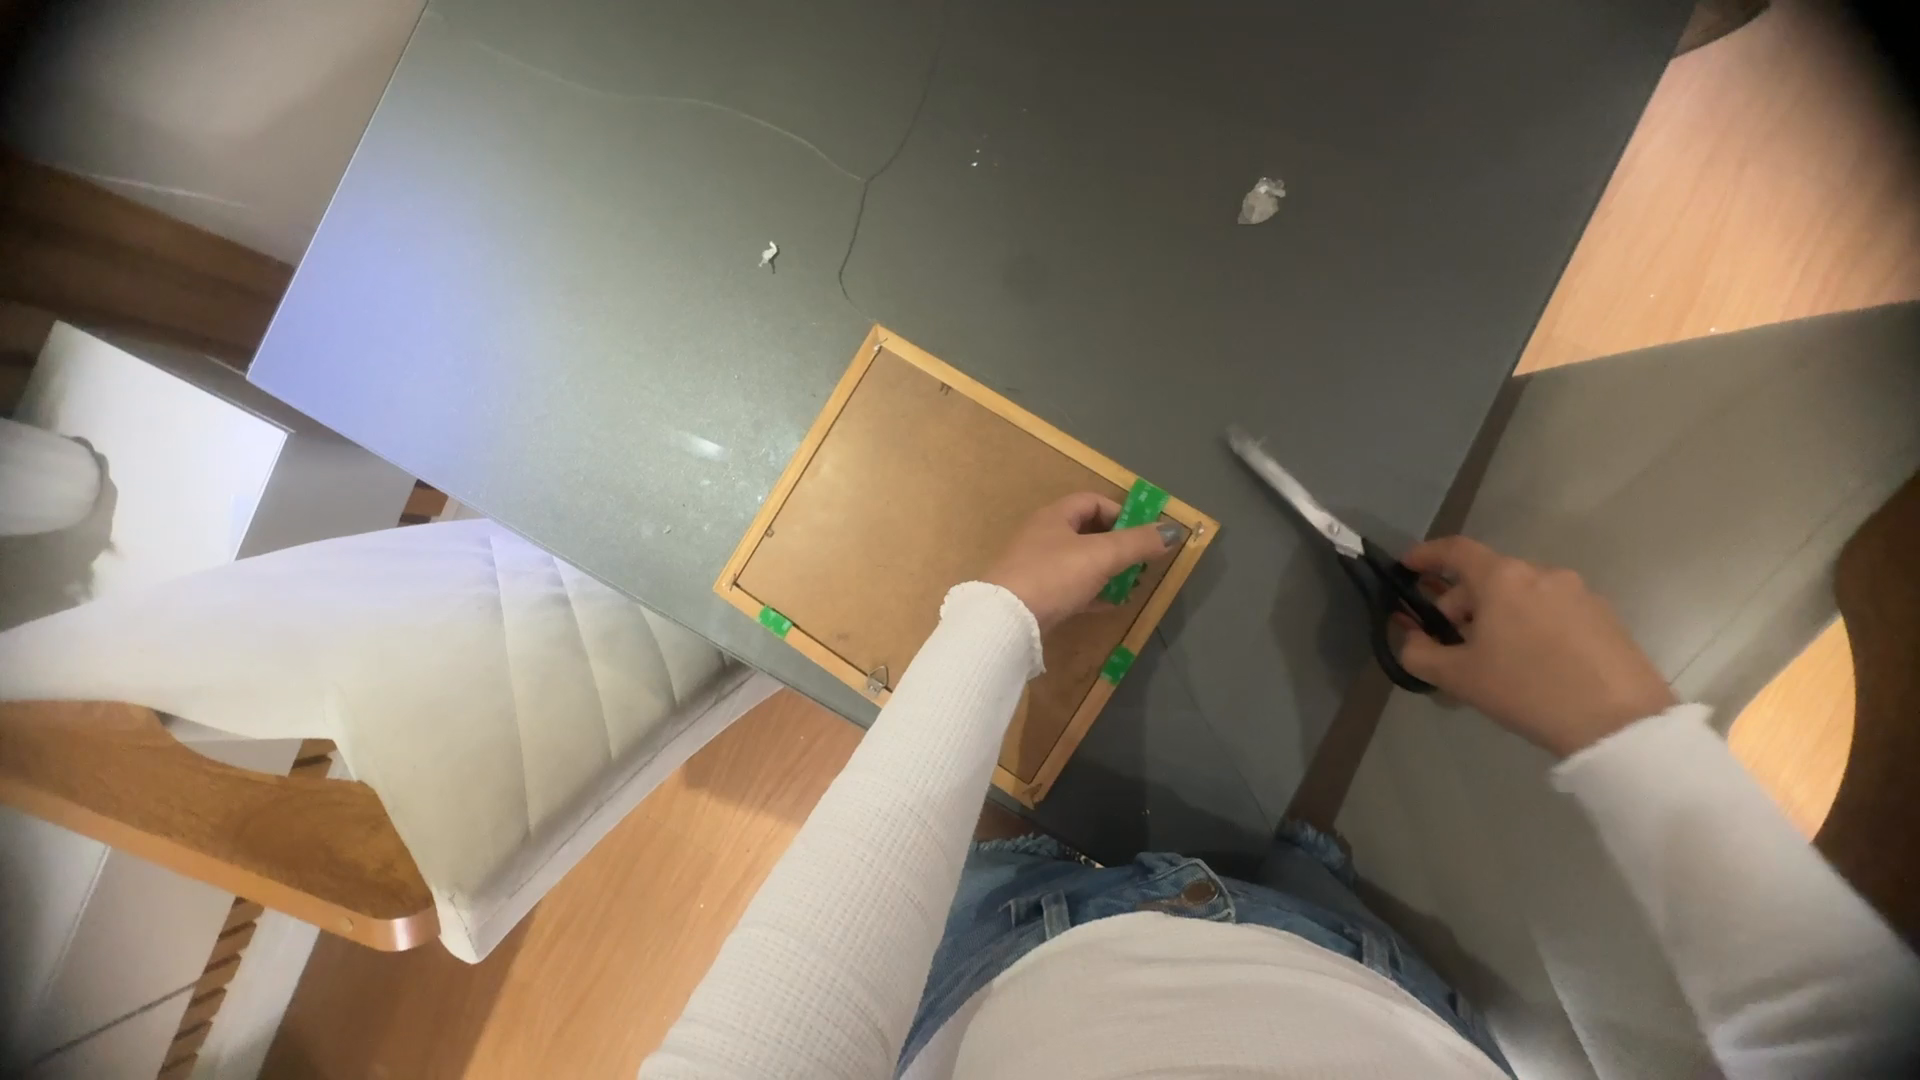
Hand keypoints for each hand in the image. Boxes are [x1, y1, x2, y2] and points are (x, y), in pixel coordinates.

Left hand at [982, 493, 1183, 630]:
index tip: (1142, 532)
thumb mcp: (1101, 555)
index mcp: (1054, 517)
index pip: (1092, 502)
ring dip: (1107, 570)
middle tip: (1141, 560)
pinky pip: (1071, 588)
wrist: (1007, 620)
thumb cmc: (1054, 575)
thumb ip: (1137, 543)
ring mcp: (1037, 567)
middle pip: (1087, 532)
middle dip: (1117, 545)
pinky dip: (1093, 592)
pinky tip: (1111, 604)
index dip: (1120, 512)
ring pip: (1080, 562)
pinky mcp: (1036, 595)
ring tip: (1131, 584)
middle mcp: (1042, 537)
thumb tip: (1172, 531)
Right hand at [1396, 536, 1676, 757]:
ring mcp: (1580, 594)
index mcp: (1502, 578)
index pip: (1455, 550)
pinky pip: (1551, 610)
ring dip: (1496, 614)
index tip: (1408, 567)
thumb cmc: (1527, 689)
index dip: (1426, 554)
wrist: (1620, 724)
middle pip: (1488, 576)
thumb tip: (1410, 636)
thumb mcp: (1456, 676)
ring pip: (1521, 594)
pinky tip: (1531, 663)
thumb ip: (1417, 651)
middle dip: (1461, 602)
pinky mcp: (1606, 618)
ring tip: (1492, 656)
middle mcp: (1542, 574)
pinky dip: (1529, 624)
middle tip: (1450, 640)